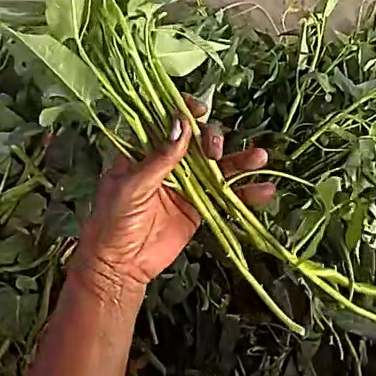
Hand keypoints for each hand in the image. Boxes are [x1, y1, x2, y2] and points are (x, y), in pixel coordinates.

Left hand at [71, 100, 273, 300]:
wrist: (119, 265)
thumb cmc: (112, 221)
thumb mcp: (131, 186)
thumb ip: (159, 158)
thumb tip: (182, 126)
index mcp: (144, 150)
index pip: (167, 120)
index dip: (185, 110)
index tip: (200, 111)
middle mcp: (169, 162)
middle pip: (198, 140)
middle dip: (212, 139)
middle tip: (214, 152)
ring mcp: (187, 184)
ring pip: (218, 166)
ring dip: (239, 161)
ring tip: (259, 158)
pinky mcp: (200, 207)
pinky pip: (225, 195)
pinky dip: (245, 193)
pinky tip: (263, 191)